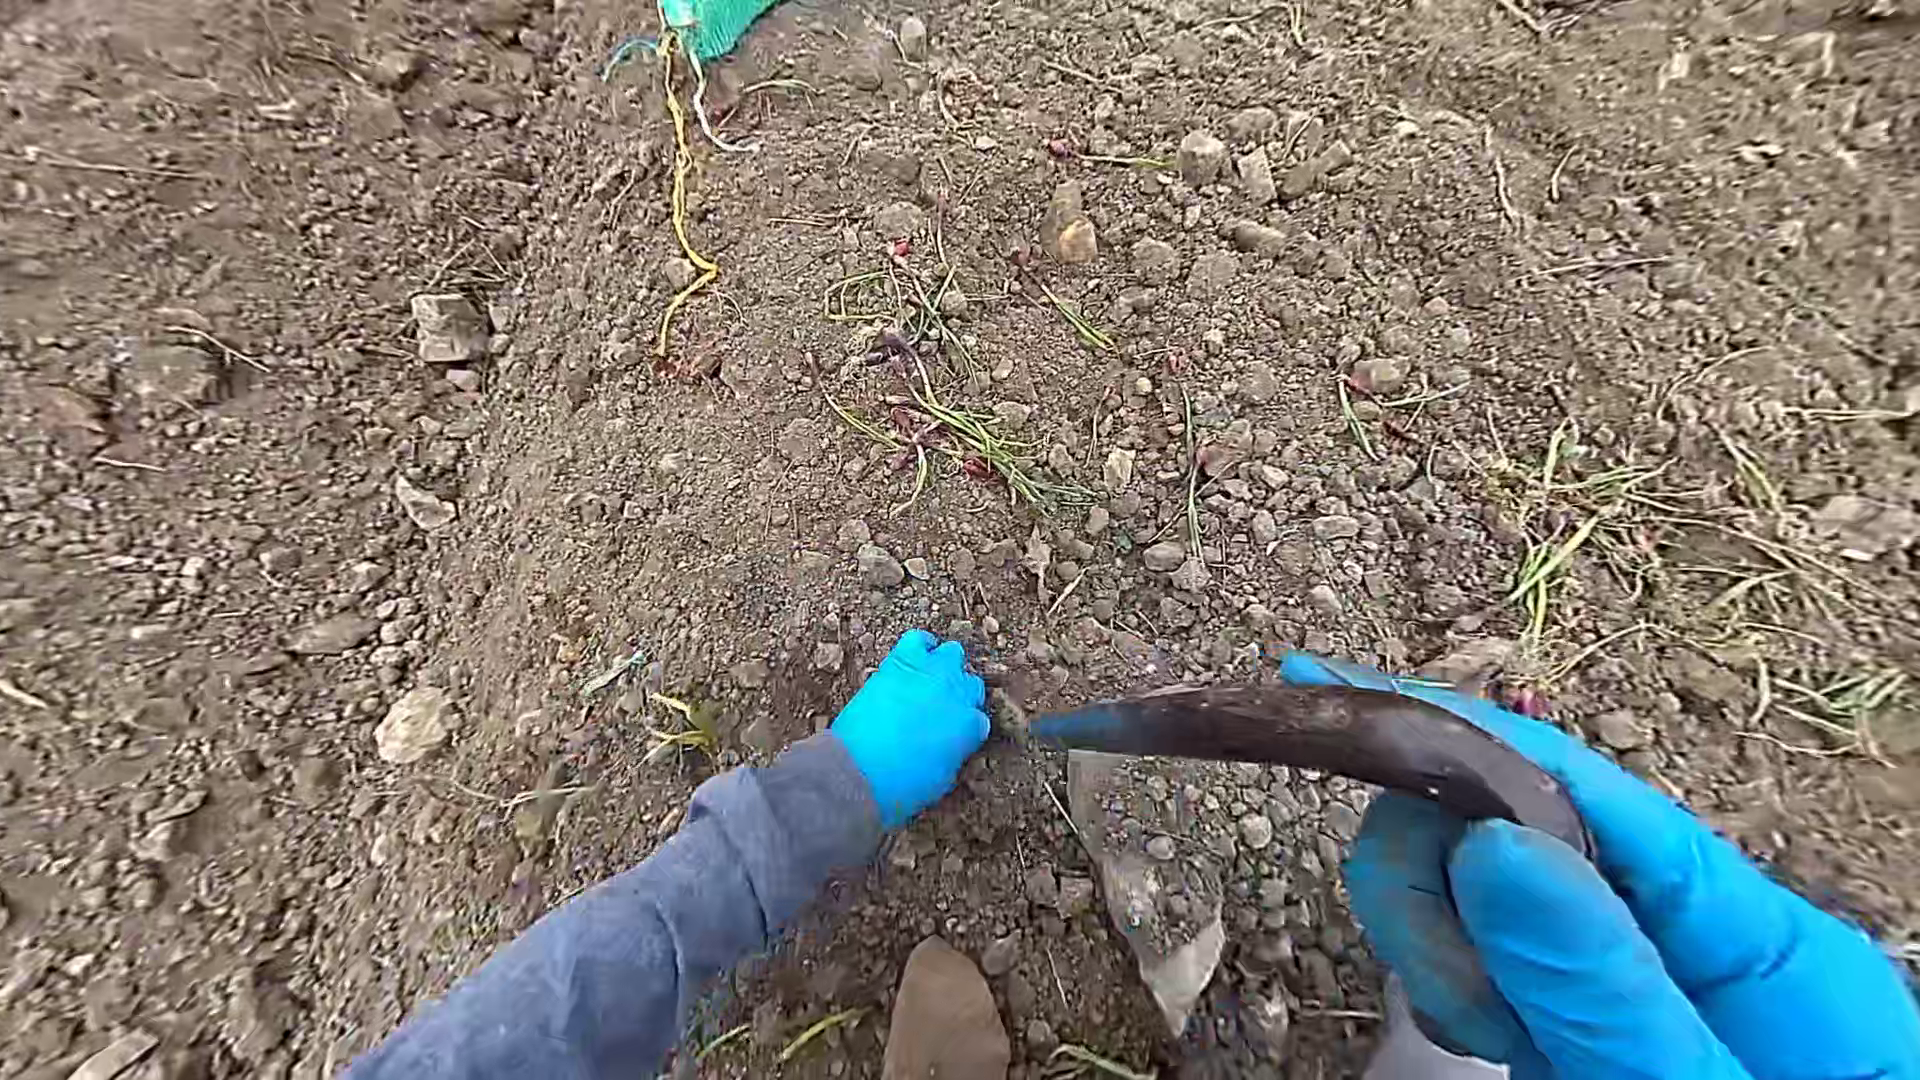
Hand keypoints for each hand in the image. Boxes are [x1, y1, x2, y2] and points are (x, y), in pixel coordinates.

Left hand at [831, 630, 988, 829]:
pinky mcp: (902, 661)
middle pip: (971, 684)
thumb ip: (955, 753)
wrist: (858, 772)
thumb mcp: (941, 780)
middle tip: (941, 709)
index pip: (980, 719)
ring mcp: (932, 673)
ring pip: (953, 653)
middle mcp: (958, 694)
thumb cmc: (899, 786)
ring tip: (931, 680)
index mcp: (971, 726)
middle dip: (960, 696)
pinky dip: (920, 645)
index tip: (953, 734)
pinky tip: (915, 656)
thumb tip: (951, 744)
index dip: (965, 728)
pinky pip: (918, 639)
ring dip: (945, 666)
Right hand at [1280, 652, 1919, 1079]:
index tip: (1322, 679)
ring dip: (1417, 932)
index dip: (1440, 718)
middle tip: (1444, 987)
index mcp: (1729, 918)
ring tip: (1470, 1025)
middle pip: (1468, 811)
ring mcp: (1567, 927)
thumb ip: (1594, 977)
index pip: (1560, 771)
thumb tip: (1488, 838)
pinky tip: (1466, 1020)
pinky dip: (1421, 959)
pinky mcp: (1520, 959)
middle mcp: (1635, 897)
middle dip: (1419, 880)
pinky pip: (1431, 913)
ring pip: (1429, 858)